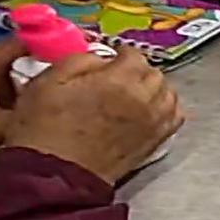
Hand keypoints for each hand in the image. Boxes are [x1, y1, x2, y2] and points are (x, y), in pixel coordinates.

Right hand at [3, 46, 183, 183]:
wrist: (59, 166)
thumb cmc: (44, 125)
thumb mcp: (47, 83)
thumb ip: (78, 61)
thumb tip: (100, 56)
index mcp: (120, 81)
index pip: (134, 56)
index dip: (122, 52)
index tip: (112, 54)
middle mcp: (148, 97)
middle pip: (154, 73)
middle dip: (137, 69)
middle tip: (119, 73)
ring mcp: (160, 116)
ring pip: (168, 91)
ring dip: (153, 87)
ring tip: (132, 90)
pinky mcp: (164, 134)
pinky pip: (175, 111)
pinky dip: (165, 105)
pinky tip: (148, 107)